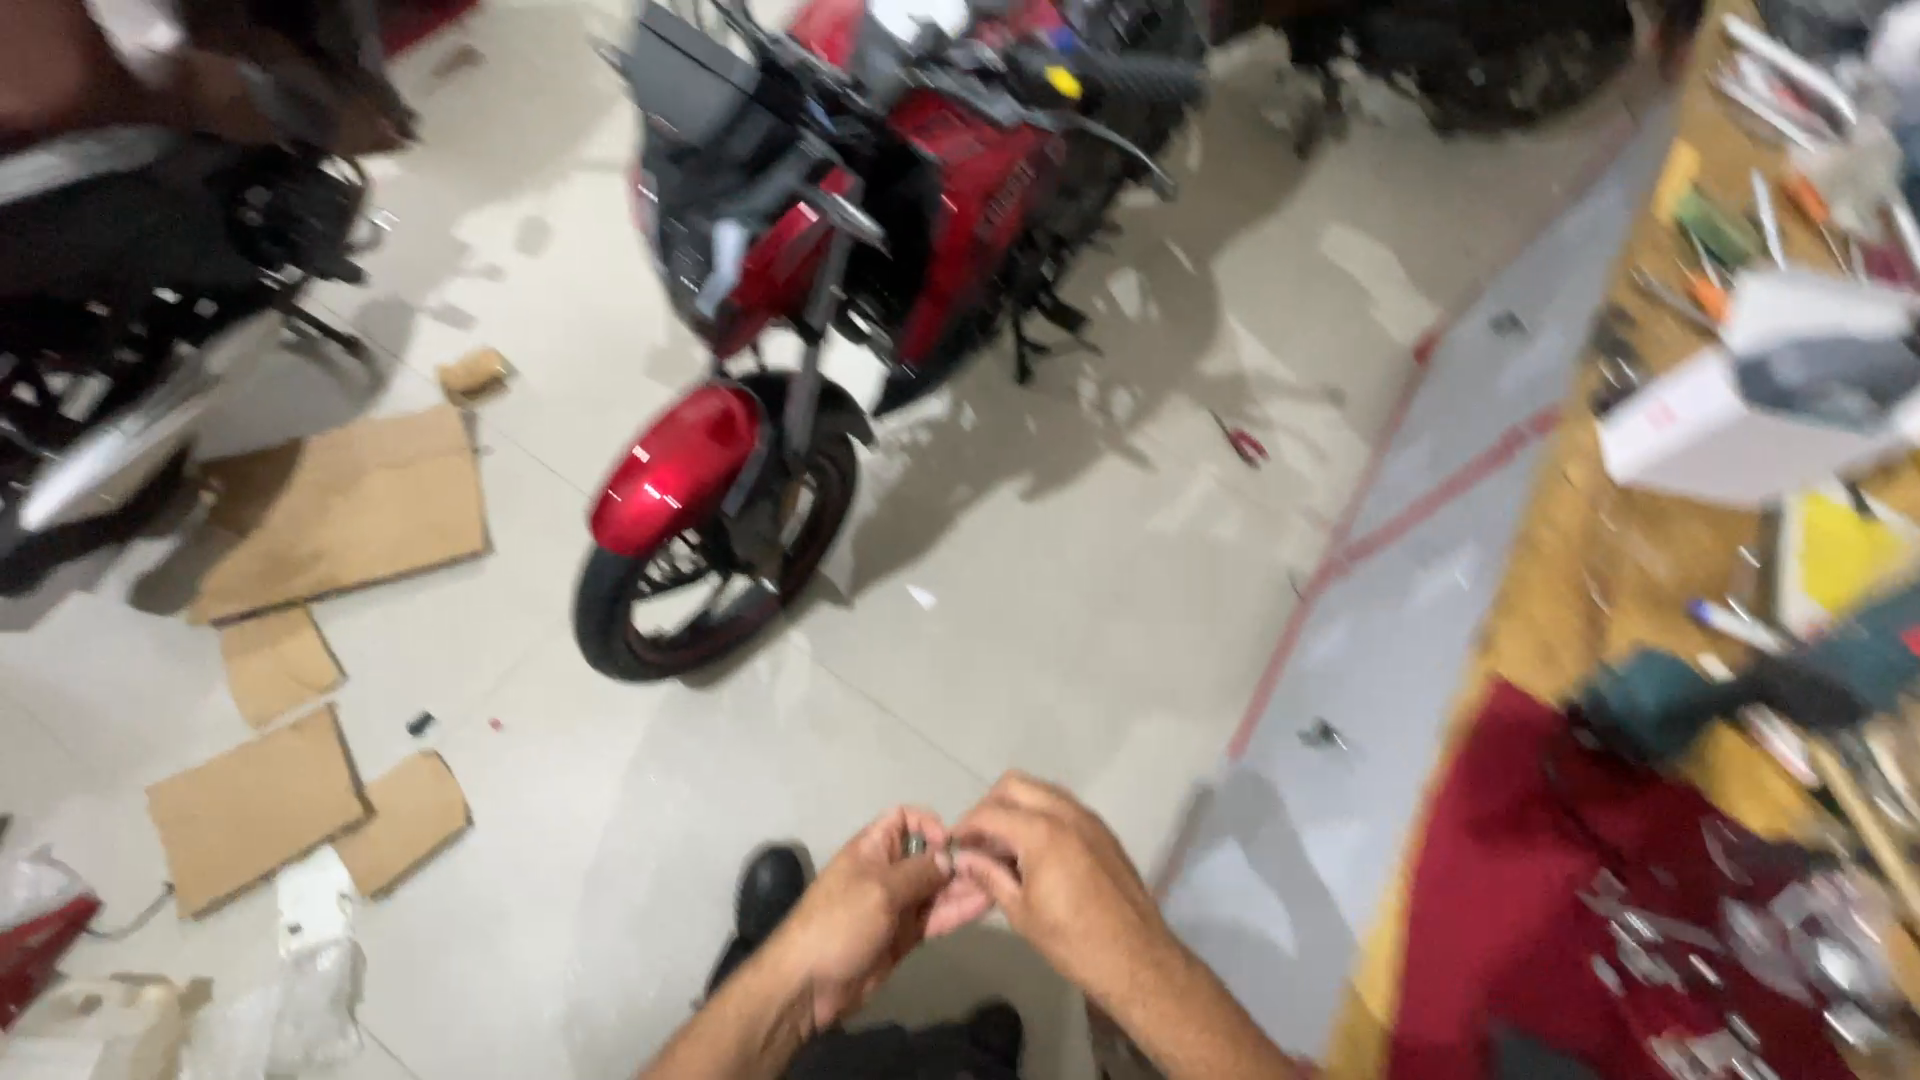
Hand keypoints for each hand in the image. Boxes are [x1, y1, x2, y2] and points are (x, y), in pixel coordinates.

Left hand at [755, 807, 991, 1031]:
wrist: (808, 986)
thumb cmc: (838, 923)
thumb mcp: (879, 889)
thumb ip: (917, 872)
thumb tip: (948, 858)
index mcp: (872, 848)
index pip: (903, 819)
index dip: (928, 824)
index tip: (950, 842)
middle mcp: (887, 871)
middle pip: (927, 855)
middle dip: (957, 858)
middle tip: (992, 864)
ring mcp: (897, 905)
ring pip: (936, 888)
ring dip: (964, 885)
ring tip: (997, 883)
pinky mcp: (904, 935)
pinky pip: (935, 916)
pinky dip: (957, 911)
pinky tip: (984, 905)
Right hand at [952, 773, 1183, 1005]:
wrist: (1137, 958)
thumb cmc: (1073, 941)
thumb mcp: (1021, 912)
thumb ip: (989, 876)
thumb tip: (964, 858)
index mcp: (1042, 832)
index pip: (990, 812)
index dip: (966, 825)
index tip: (954, 843)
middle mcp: (1065, 812)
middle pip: (1015, 785)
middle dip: (990, 805)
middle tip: (978, 838)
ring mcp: (1088, 817)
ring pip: (1041, 789)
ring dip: (1017, 805)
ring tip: (1004, 841)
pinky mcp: (1102, 829)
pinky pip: (1063, 804)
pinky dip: (1041, 813)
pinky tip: (1034, 847)